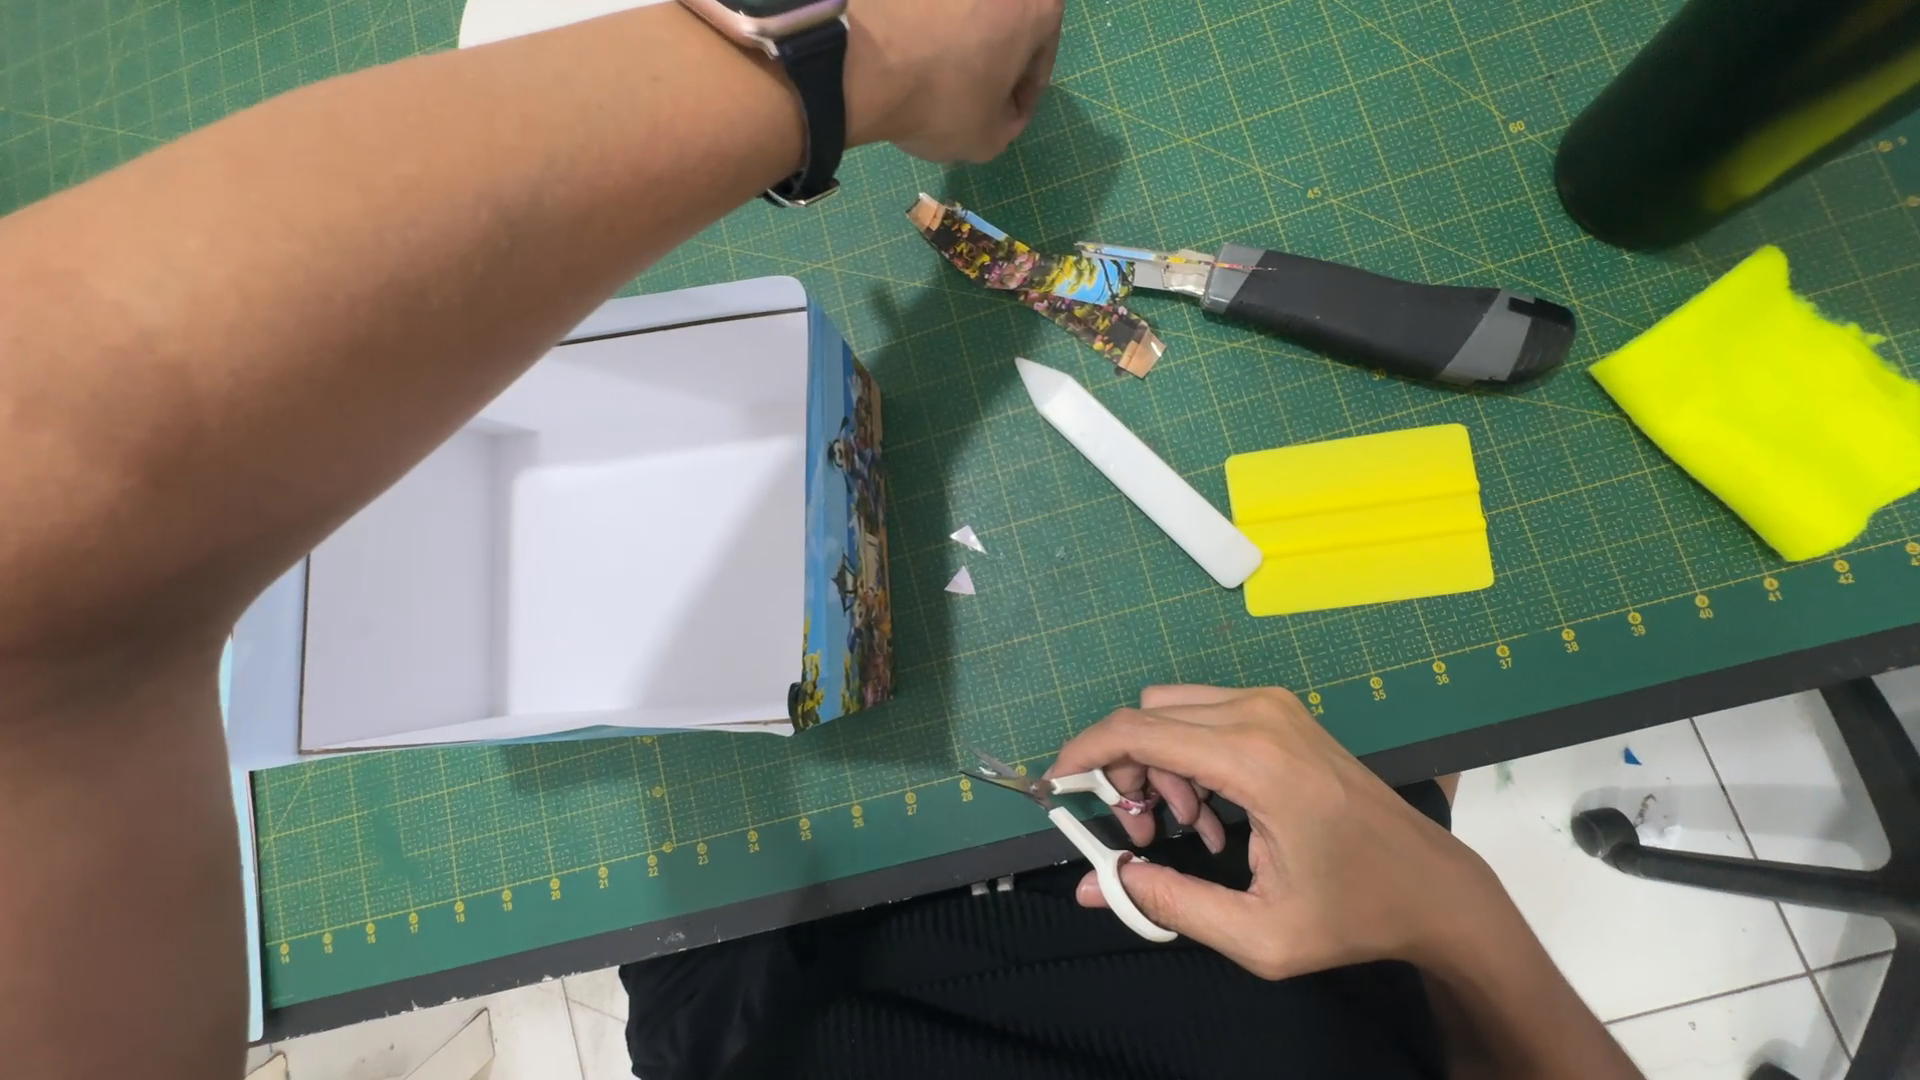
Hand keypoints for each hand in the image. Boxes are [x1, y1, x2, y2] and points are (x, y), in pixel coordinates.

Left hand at [842, 0, 1063, 161]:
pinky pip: (929, 6)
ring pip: (967, 10)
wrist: (863, 63)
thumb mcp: (988, 140)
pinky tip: (911, 56)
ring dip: (961, 40)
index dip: (1024, 95)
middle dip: (994, 58)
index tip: (1005, 117)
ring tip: (936, 76)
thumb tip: (1002, 111)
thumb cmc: (942, 102)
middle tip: (974, 96)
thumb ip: (1009, 125)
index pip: (1042, 55)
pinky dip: (926, 26)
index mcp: (1038, 3)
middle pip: (1005, 22)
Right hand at [1048, 685, 1508, 979]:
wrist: (1432, 884)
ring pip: (1167, 710)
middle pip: (1145, 717)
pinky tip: (1213, 808)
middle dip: (1124, 773)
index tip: (1057, 785)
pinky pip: (1198, 714)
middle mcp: (1257, 713)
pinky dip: (1184, 754)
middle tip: (1143, 833)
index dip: (1085, 754)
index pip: (1137, 730)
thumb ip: (1167, 902)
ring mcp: (1270, 704)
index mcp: (1253, 760)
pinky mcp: (1276, 709)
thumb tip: (1095, 883)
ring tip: (1187, 826)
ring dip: (1156, 764)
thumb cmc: (1352, 914)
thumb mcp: (1256, 934)